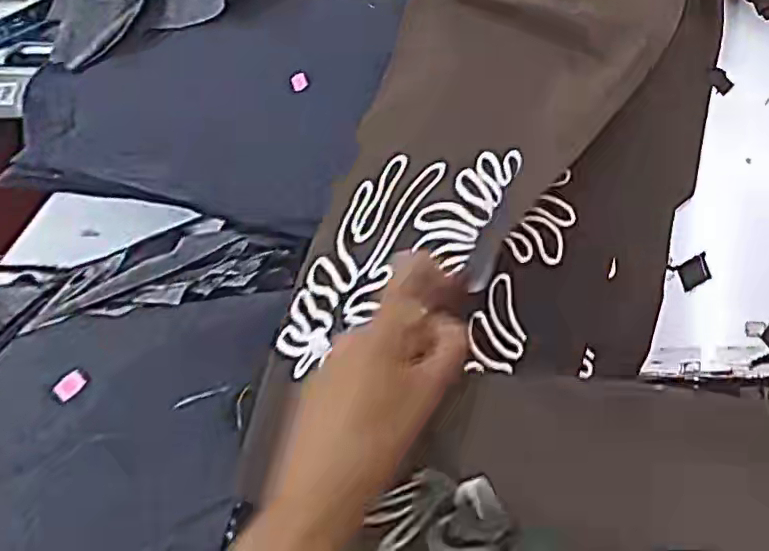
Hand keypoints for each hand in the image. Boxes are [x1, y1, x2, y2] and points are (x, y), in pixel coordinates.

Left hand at [239, 253, 467, 550]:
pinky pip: (356, 365)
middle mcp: (350, 335)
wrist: (314, 500)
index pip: (409, 270)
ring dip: (401, 355)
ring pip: (378, 341)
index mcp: (379, 327)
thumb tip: (455, 326)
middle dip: (423, 329)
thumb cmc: (374, 444)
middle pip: (398, 312)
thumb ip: (452, 345)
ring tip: (413, 395)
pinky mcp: (315, 388)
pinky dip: (376, 376)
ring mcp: (329, 361)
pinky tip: (382, 413)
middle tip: (442, 358)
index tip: (455, 282)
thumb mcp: (431, 390)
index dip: (438, 268)